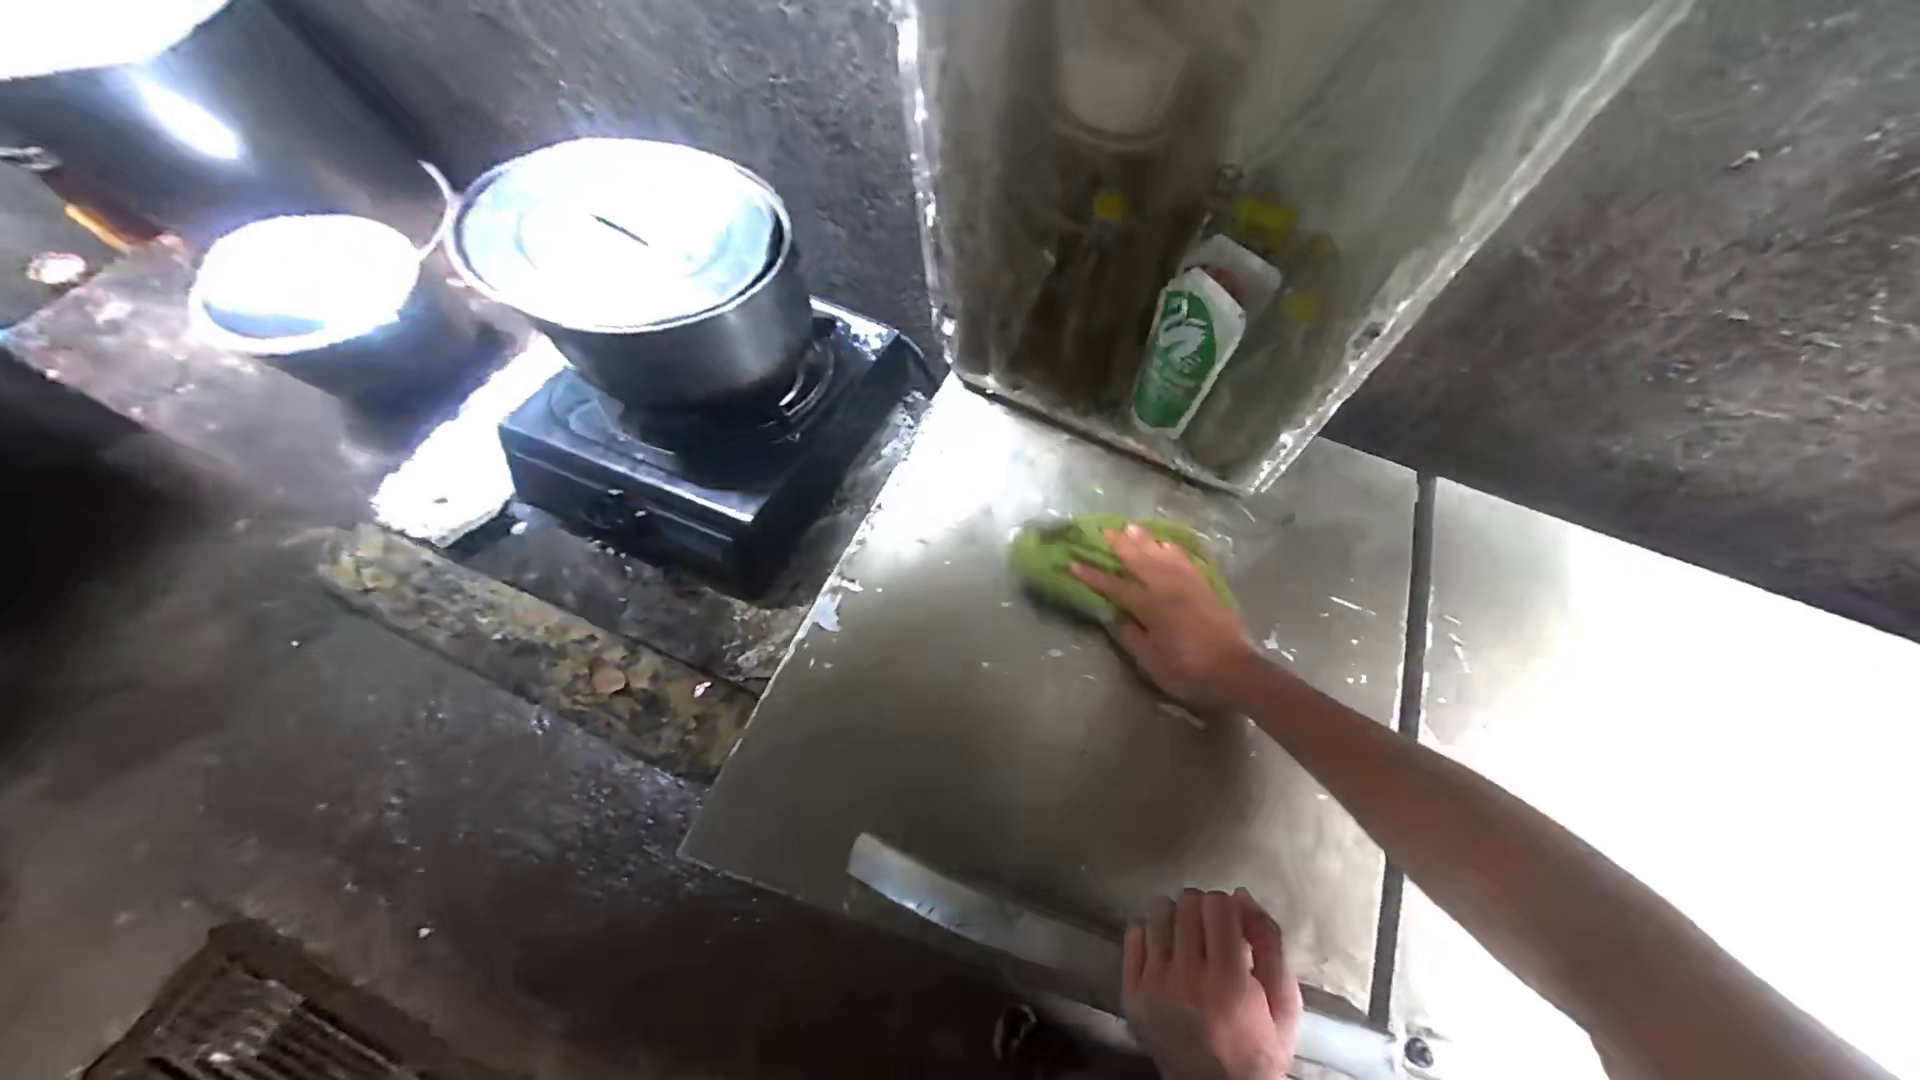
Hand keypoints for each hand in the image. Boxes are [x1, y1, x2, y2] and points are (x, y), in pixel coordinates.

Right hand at [1071, 526, 1265, 712]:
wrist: (1236, 671)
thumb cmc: (1189, 671)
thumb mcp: (1152, 662)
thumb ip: (1132, 637)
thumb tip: (1118, 618)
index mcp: (1150, 607)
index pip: (1114, 587)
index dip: (1092, 575)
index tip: (1073, 562)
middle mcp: (1168, 588)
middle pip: (1140, 560)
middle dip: (1121, 546)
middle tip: (1105, 532)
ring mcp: (1189, 585)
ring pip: (1163, 555)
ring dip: (1146, 541)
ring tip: (1133, 528)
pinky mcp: (1206, 588)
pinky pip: (1186, 561)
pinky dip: (1173, 550)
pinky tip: (1168, 545)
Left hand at [1125, 888, 1303, 1079]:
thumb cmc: (1256, 1050)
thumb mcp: (1284, 1006)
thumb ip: (1270, 947)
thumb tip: (1242, 895)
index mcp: (1230, 985)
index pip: (1218, 905)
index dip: (1227, 907)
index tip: (1231, 923)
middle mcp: (1187, 980)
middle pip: (1187, 903)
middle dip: (1203, 909)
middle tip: (1210, 932)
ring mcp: (1154, 985)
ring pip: (1159, 910)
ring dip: (1176, 917)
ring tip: (1187, 938)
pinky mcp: (1130, 990)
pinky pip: (1134, 932)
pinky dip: (1151, 934)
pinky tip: (1166, 953)